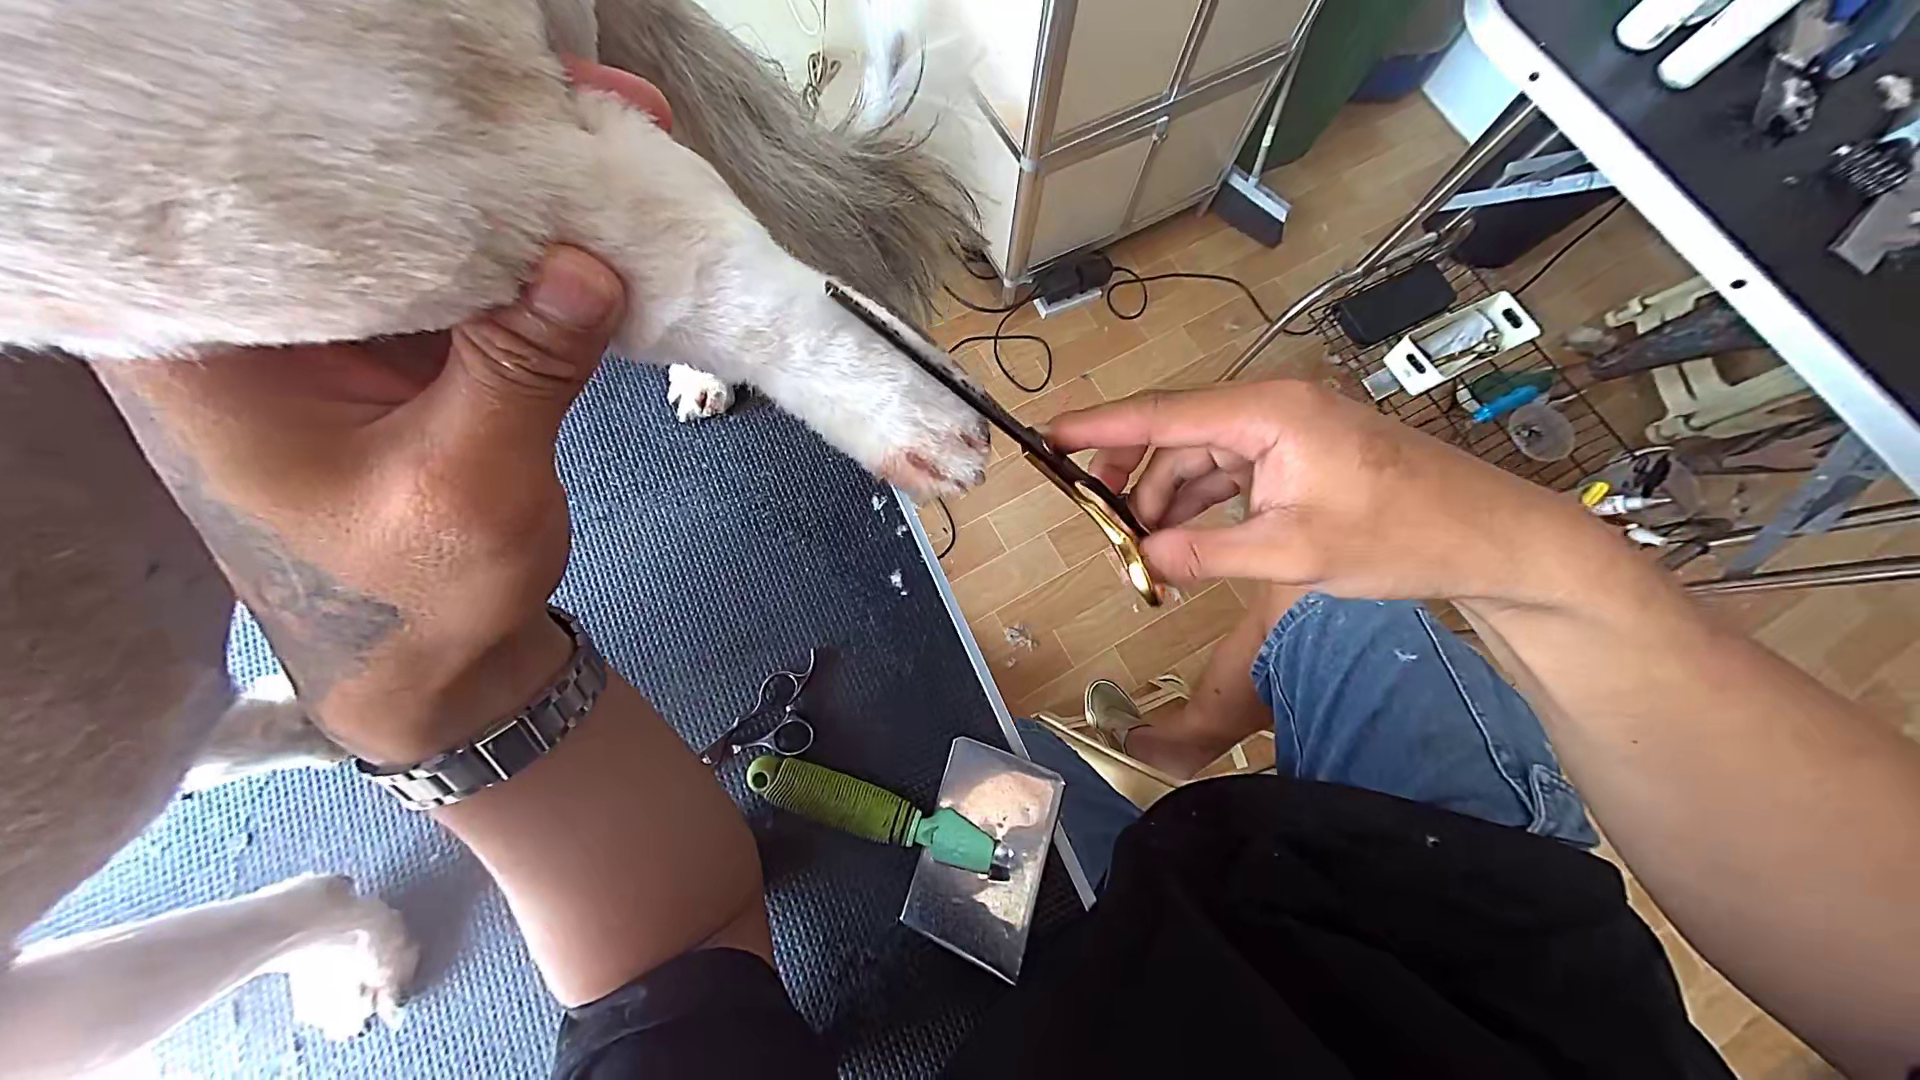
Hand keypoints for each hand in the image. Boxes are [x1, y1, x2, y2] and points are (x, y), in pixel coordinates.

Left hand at [92, 64, 665, 764]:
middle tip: (578, 101)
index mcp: (214, 333)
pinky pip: (481, 271)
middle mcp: (269, 305)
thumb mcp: (471, 485)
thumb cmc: (425, 585)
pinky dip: (542, 247)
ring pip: (432, 220)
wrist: (449, 643)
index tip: (482, 84)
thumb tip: (590, 266)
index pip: (266, 180)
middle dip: (475, 141)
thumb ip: (519, 374)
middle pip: (359, 181)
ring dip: (524, 188)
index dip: (374, 119)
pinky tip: (597, 221)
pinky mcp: (425, 339)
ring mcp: (354, 319)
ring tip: (609, 141)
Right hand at [1046, 380, 1617, 605]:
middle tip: (1099, 521)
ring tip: (1142, 549)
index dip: (1099, 427)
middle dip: (1131, 480)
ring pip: (1194, 461)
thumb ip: (1207, 553)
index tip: (1050, 435)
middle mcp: (1268, 409)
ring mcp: (1280, 432)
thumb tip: (1144, 557)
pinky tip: (1181, 542)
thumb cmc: (1405, 534)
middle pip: (1173, 437)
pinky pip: (1222, 477)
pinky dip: (1196, 508)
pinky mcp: (1289, 456)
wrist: (1491, 539)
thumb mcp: (1293, 552)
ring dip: (1164, 503)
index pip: (1163, 415)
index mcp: (1268, 413)